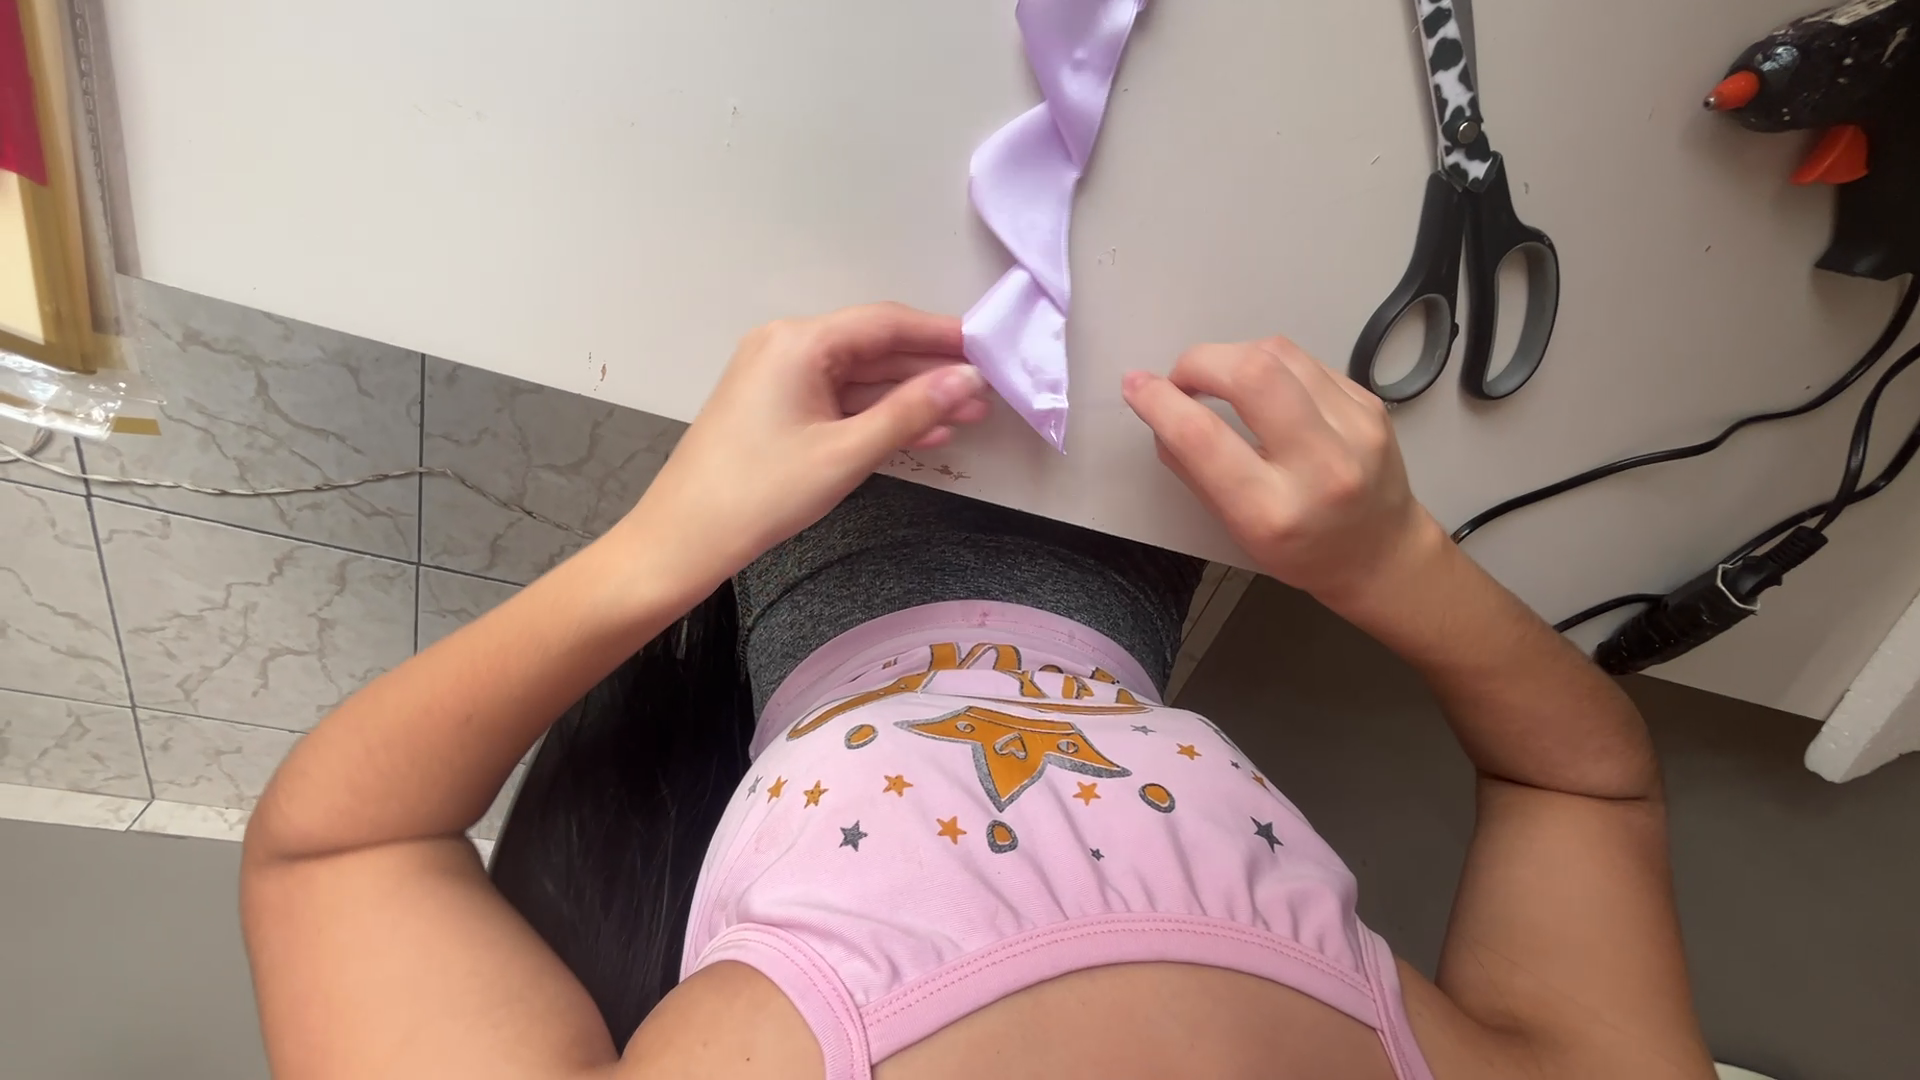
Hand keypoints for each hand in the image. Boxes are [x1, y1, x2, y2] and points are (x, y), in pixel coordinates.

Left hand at [622, 303, 990, 595]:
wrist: (688, 538)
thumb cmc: (761, 492)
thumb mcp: (845, 452)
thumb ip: (910, 411)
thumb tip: (968, 379)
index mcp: (799, 343)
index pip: (885, 323)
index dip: (940, 334)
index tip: (986, 347)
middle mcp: (788, 348)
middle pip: (875, 349)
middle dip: (930, 373)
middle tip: (983, 393)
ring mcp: (782, 379)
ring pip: (861, 379)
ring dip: (910, 398)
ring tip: (965, 416)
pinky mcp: (780, 408)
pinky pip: (841, 402)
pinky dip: (878, 416)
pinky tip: (921, 434)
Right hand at [1122, 337, 1442, 610]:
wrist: (1382, 554)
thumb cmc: (1298, 551)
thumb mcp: (1234, 527)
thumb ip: (1192, 469)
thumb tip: (1160, 411)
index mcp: (1272, 512)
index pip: (1204, 438)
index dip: (1159, 402)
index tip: (1135, 386)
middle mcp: (1321, 466)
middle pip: (1252, 374)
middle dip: (1199, 362)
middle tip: (1180, 380)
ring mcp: (1356, 427)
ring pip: (1278, 353)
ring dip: (1231, 356)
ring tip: (1216, 381)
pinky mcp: (1370, 402)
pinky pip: (1304, 361)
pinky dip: (1266, 364)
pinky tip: (1260, 388)